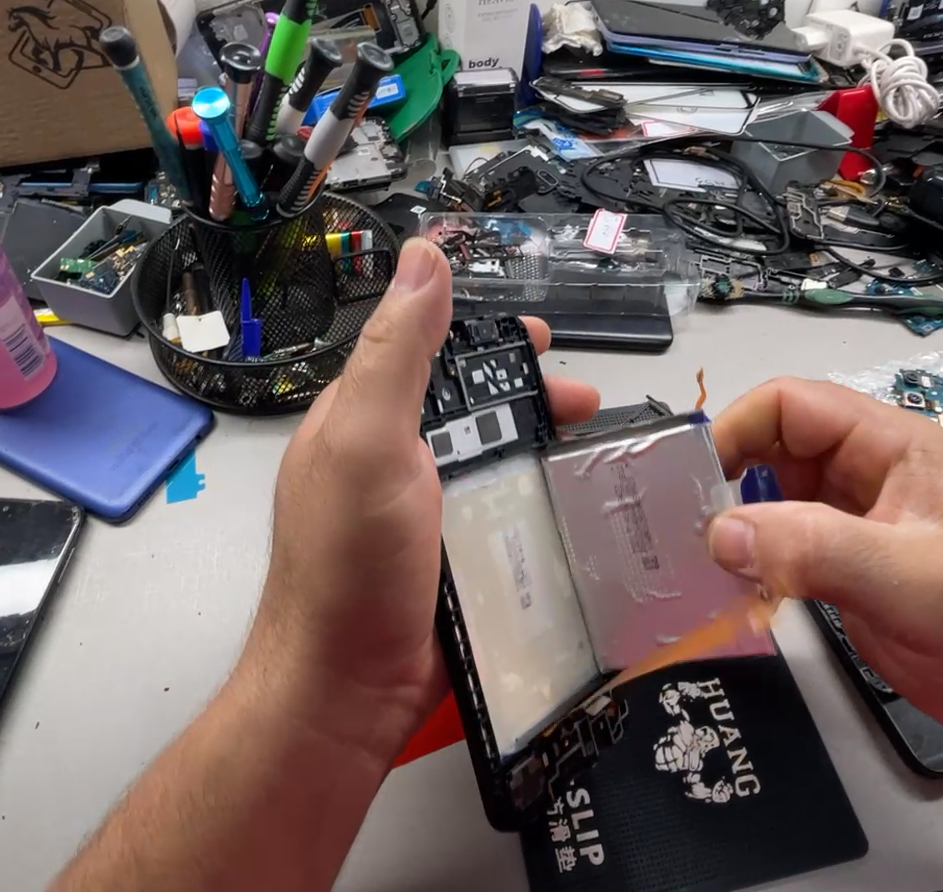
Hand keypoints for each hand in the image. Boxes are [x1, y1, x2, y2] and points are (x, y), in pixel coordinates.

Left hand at [251, 239, 599, 761]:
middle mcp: (391, 457)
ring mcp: (423, 509)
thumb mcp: (368, 439)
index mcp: (362, 417)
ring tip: (593, 444)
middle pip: (469, 405)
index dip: (481, 336)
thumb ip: (398, 350)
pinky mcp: (453, 553)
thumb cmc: (350, 560)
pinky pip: (502, 508)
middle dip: (528, 393)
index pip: (424, 351)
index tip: (537, 336)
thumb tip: (421, 255)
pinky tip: (577, 499)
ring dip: (542, 442)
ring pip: (493, 456)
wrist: (349, 688)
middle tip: (582, 399)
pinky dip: (538, 494)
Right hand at [705, 378, 942, 742]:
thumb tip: (719, 533)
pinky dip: (750, 559)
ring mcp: (852, 520)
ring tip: (696, 557)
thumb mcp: (915, 580)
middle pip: (771, 446)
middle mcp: (864, 472)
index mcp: (889, 446)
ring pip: (769, 496)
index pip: (790, 404)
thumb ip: (815, 549)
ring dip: (734, 522)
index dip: (736, 427)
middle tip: (684, 522)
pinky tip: (732, 586)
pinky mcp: (842, 565)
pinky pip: (779, 544)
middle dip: (725, 475)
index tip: (695, 477)